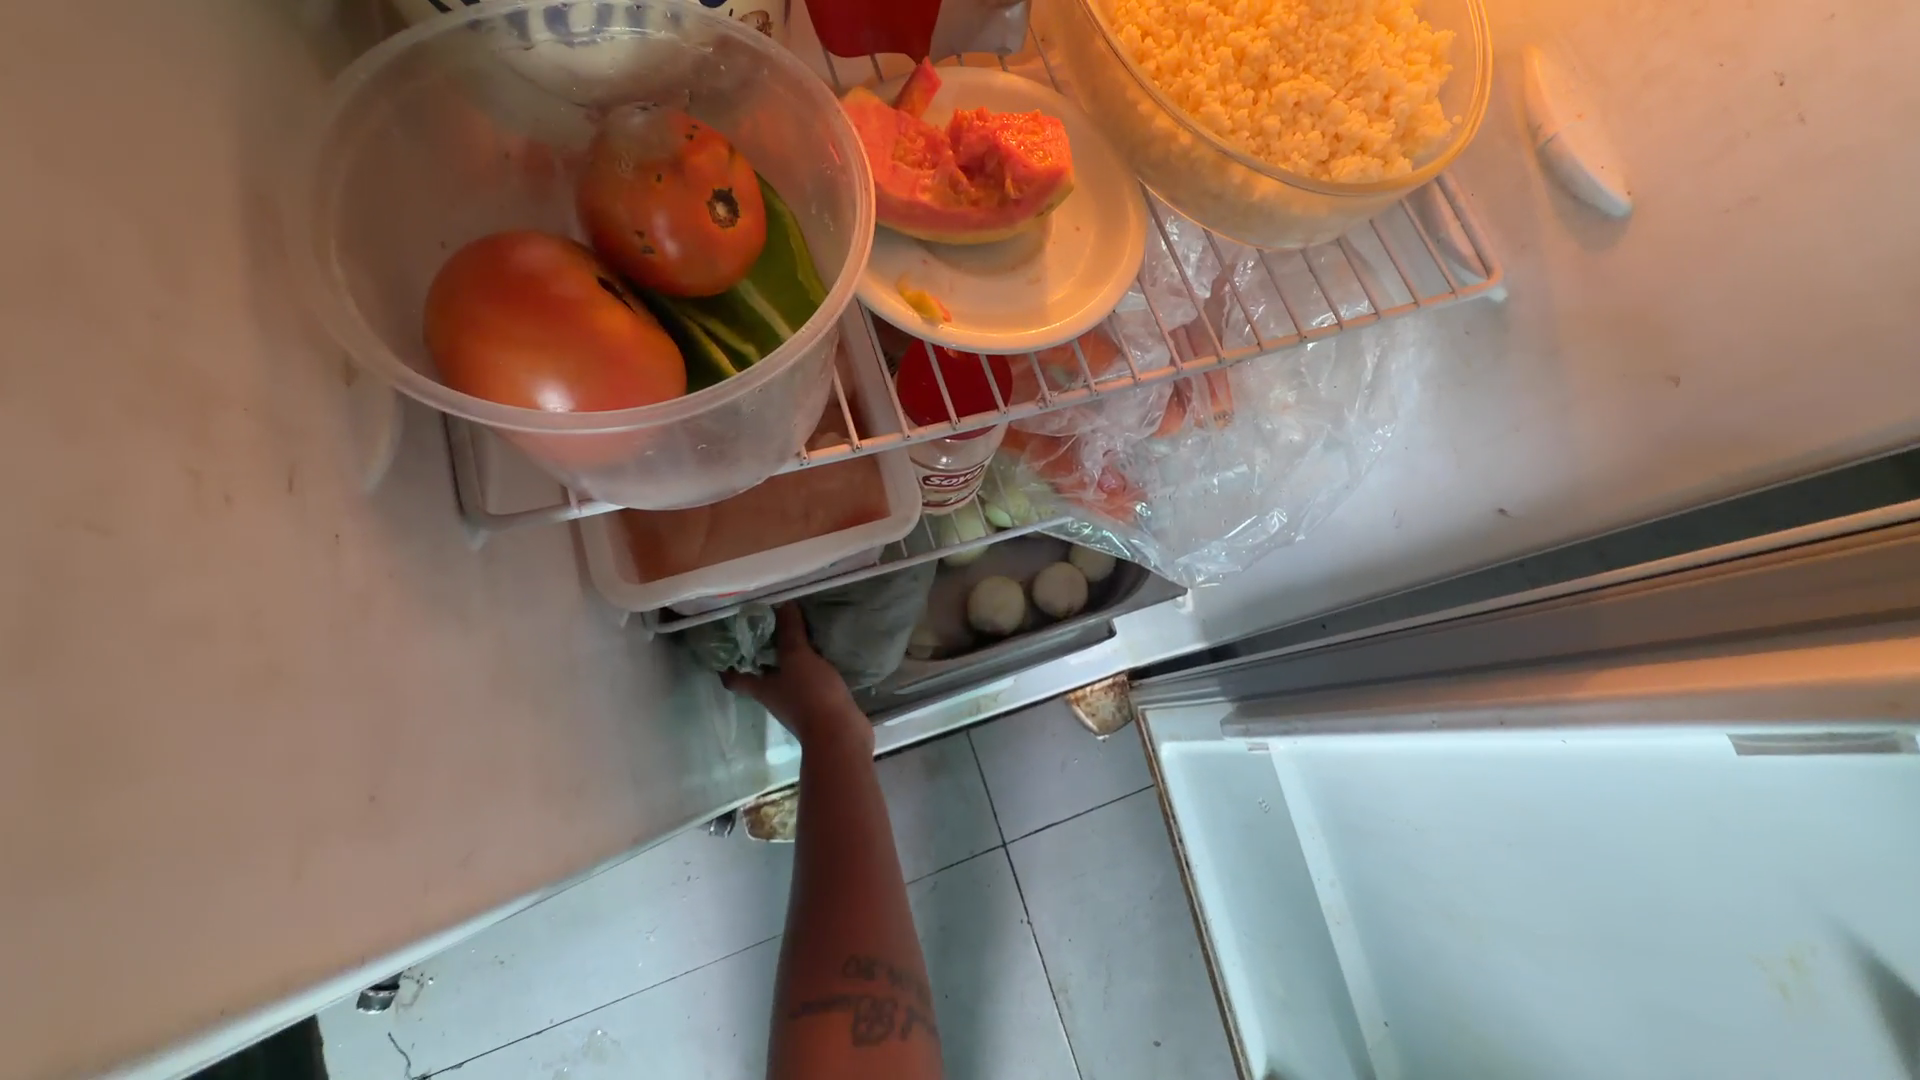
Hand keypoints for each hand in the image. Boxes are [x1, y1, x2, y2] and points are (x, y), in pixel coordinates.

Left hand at [723, 606, 870, 751]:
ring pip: (789, 679)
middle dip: (765, 656)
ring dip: (792, 663)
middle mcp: (775, 698)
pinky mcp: (820, 708)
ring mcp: (798, 705)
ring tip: (802, 638)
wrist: (839, 734)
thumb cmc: (809, 695)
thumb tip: (783, 605)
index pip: (735, 679)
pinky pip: (812, 685)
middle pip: (762, 676)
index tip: (726, 649)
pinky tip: (826, 657)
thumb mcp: (797, 657)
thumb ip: (790, 632)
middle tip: (772, 630)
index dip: (727, 666)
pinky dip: (815, 672)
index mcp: (762, 688)